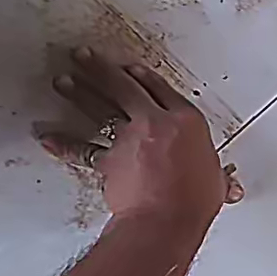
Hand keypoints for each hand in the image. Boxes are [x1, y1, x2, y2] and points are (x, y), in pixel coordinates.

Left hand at [39, 48, 242, 229]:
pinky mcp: (108, 160)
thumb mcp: (215, 183)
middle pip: (124, 87)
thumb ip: (218, 178)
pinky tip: (48, 136)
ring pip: (100, 108)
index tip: (132, 68)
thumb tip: (228, 186)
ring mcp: (128, 139)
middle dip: (101, 69)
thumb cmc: (194, 201)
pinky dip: (64, 143)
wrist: (166, 220)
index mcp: (186, 122)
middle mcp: (154, 122)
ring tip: (63, 80)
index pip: (162, 90)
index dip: (145, 76)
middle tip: (84, 56)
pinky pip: (83, 149)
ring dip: (79, 92)